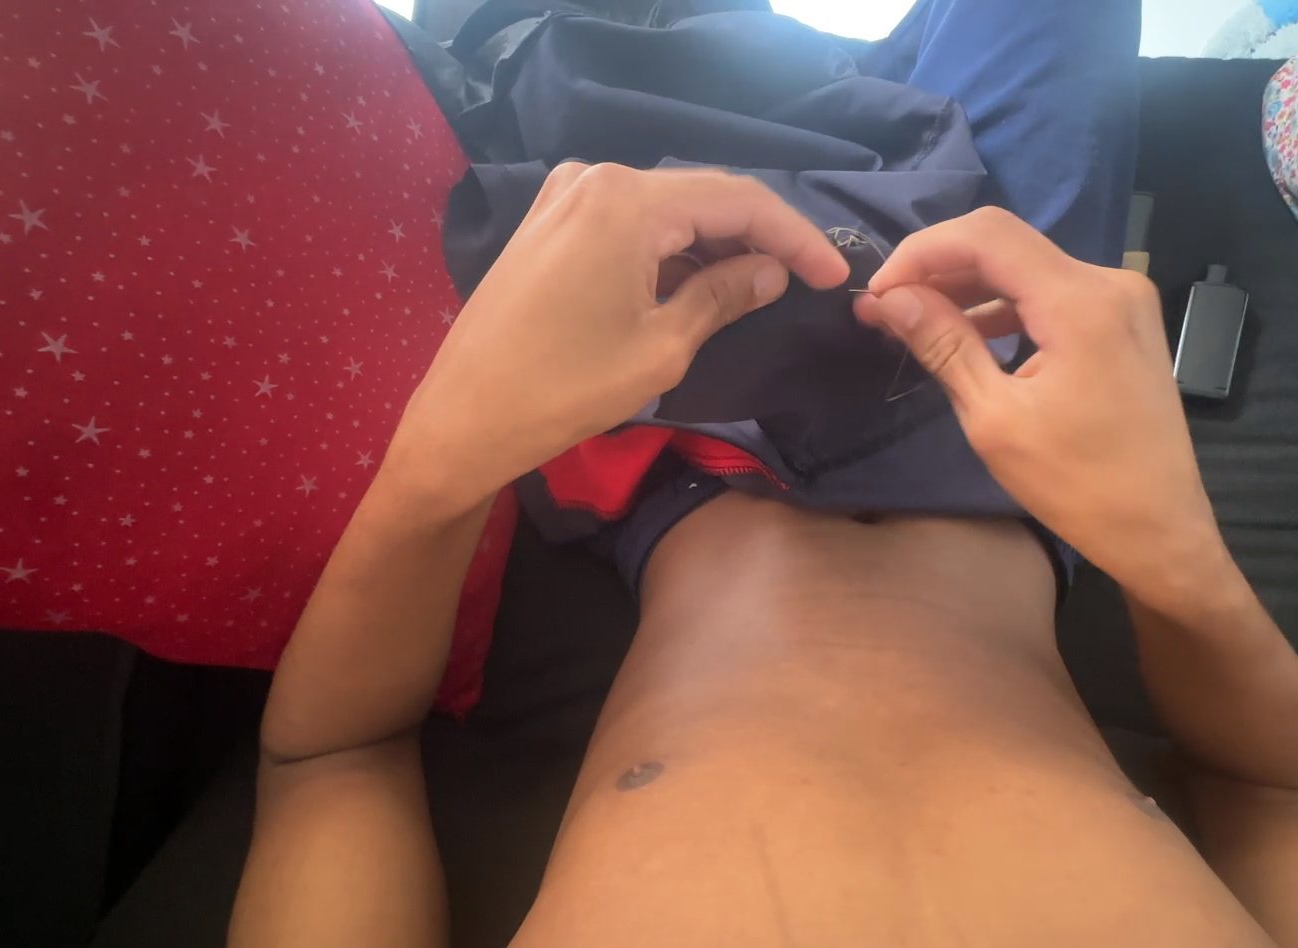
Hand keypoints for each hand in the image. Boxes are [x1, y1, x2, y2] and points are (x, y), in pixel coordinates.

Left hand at [381, 163, 848, 515]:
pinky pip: (628, 228)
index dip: (794, 236)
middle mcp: (595, 180)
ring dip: (713, 246)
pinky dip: (669, 253)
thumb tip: (772, 271)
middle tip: (802, 280)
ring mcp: (565, 198)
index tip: (832, 274)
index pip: (737, 200)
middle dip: (757, 238)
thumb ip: (723, 295)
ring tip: (756, 287)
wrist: (465, 417)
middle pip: (700, 197)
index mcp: (627, 201)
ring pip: (664, 212)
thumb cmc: (566, 389)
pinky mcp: (549, 226)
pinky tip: (695, 283)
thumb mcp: (662, 347)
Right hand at [855, 207, 1232, 610]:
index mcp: (1079, 302)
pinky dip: (1003, 309)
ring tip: (914, 321)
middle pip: (1007, 245)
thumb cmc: (1073, 483)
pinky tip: (967, 334)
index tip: (877, 292)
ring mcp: (1121, 299)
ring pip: (1027, 269)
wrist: (1156, 527)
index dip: (921, 252)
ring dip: (967, 289)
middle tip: (885, 308)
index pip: (987, 236)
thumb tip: (890, 300)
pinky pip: (1051, 296)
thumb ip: (944, 346)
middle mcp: (1108, 281)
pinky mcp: (1121, 322)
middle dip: (938, 269)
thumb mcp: (994, 418)